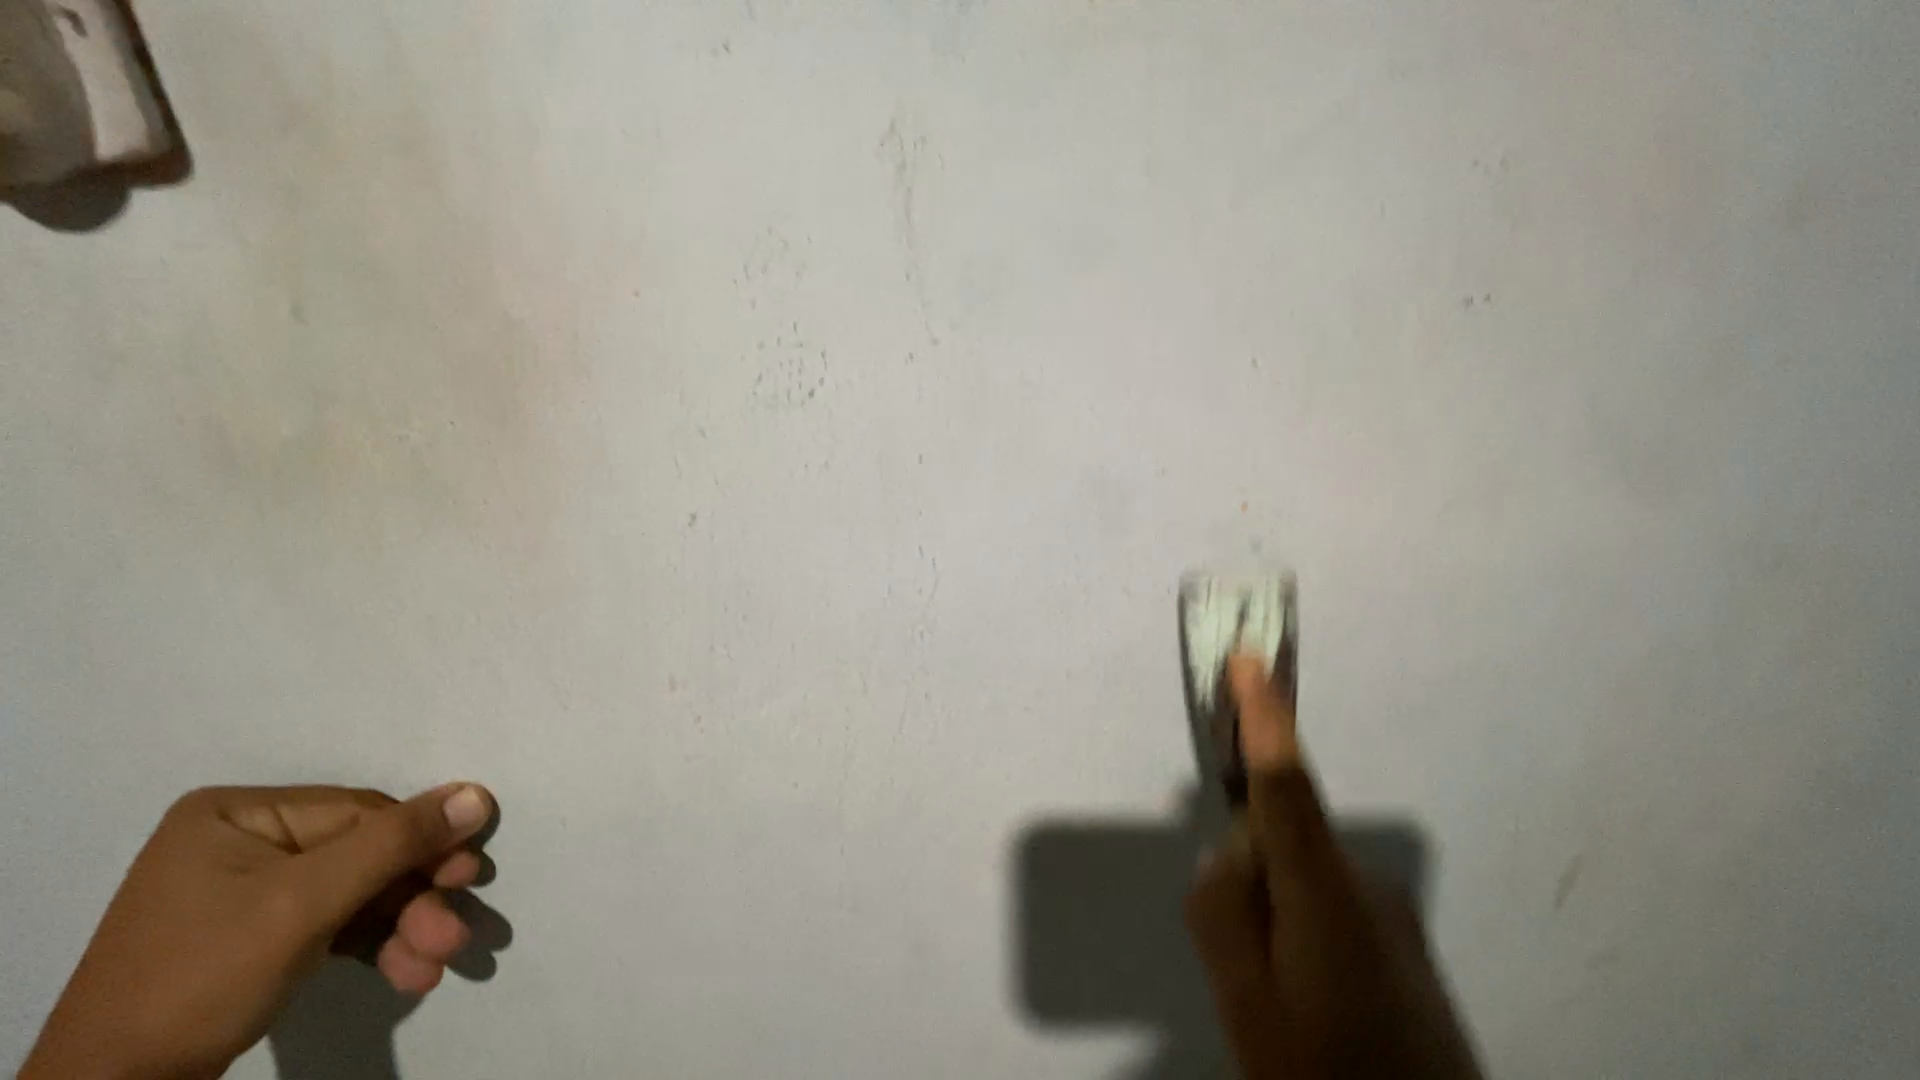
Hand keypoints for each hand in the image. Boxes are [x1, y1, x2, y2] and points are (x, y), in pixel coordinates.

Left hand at [20, 783, 495, 1079]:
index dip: (422, 843)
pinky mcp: (261, 934)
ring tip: (435, 965)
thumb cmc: (201, 978)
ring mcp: (252, 889)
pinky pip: (336, 923)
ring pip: (357, 894)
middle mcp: (246, 840)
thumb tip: (478, 795)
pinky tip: (407, 972)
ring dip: (403, 929)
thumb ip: (395, 844)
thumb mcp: (304, 904)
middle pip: (364, 857)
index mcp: (239, 814)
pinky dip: (375, 947)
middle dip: (412, 901)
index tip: (471, 876)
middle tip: (454, 935)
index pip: (361, 815)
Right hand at [1186, 658, 1480, 1078]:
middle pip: (1282, 839)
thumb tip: (1231, 852)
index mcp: (1324, 893)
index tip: (1248, 658)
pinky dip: (1301, 933)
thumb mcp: (1244, 1002)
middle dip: (1247, 874)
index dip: (1265, 717)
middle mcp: (1367, 885)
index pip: (1286, 783)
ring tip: (1278, 1001)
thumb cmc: (1323, 1070)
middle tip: (1241, 963)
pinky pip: (1328, 907)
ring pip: (1302, 879)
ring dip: (1273, 915)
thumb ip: (1222, 912)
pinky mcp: (1406, 944)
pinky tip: (1309, 1005)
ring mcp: (1394, 915)